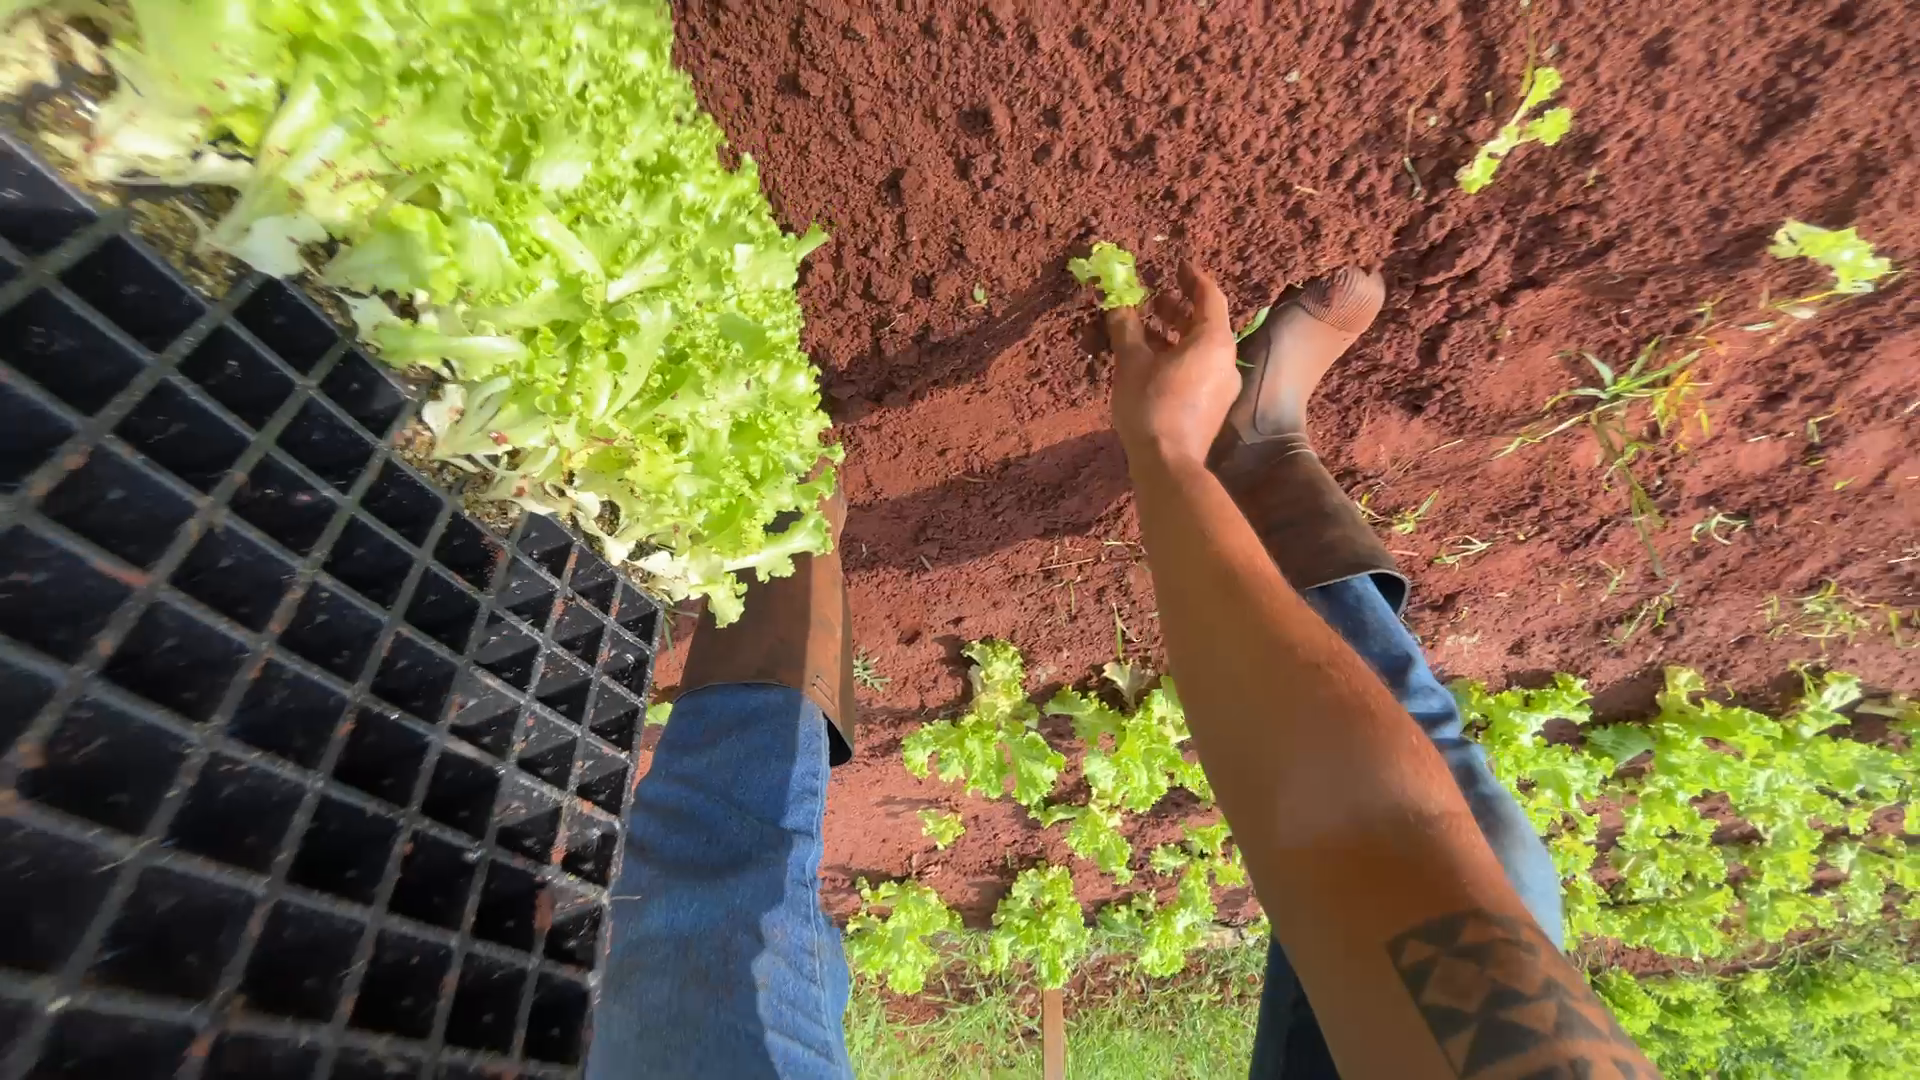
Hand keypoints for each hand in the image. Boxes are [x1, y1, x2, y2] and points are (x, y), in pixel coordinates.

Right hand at [1106, 262, 1240, 468]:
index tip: (1176, 266)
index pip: (1209, 295)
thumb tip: (1117, 305)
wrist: (1168, 462)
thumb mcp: (1131, 362)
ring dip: (1175, 335)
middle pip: (1205, 322)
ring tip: (1146, 331)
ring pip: (1200, 348)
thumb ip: (1125, 328)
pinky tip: (1152, 364)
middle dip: (1177, 308)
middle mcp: (1226, 359)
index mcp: (1213, 340)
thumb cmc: (1151, 405)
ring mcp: (1222, 385)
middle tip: (1152, 301)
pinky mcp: (1212, 407)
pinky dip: (1178, 357)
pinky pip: (1198, 369)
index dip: (1191, 278)